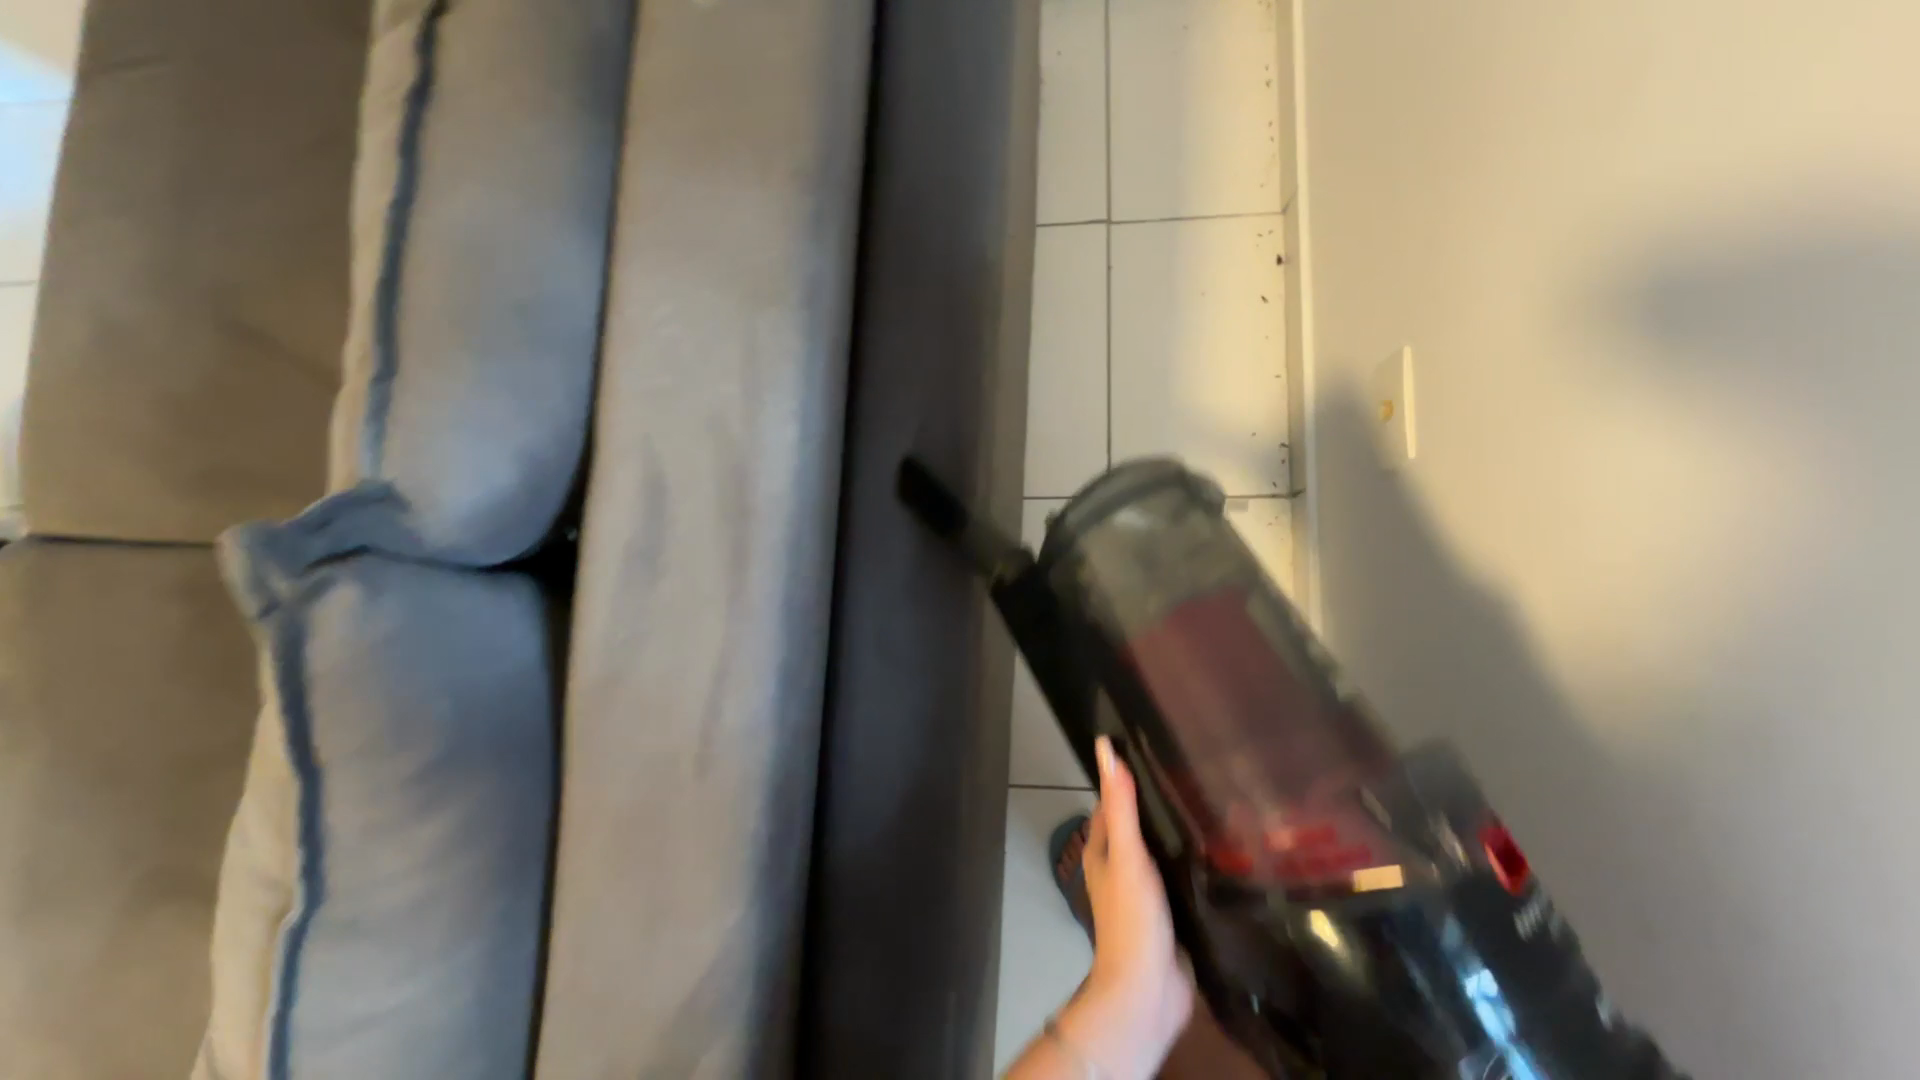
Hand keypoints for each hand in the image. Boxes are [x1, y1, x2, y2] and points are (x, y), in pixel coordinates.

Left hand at [1054, 737, 1194, 1079]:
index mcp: (1102, 851)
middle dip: (1156, 803)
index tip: (1152, 749)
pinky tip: (1217, 851)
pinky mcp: (1169, 912)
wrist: (1150, 989)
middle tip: (1191, 773)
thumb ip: (1120, 804)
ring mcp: (1145, 892)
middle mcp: (1120, 867)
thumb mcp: (1127, 853)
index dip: (1125, 778)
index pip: (1111, 803)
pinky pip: (1179, 876)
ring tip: (1210, 803)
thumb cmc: (1132, 917)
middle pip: (1135, 826)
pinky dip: (1191, 861)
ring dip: (1176, 832)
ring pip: (1159, 851)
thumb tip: (1105, 749)